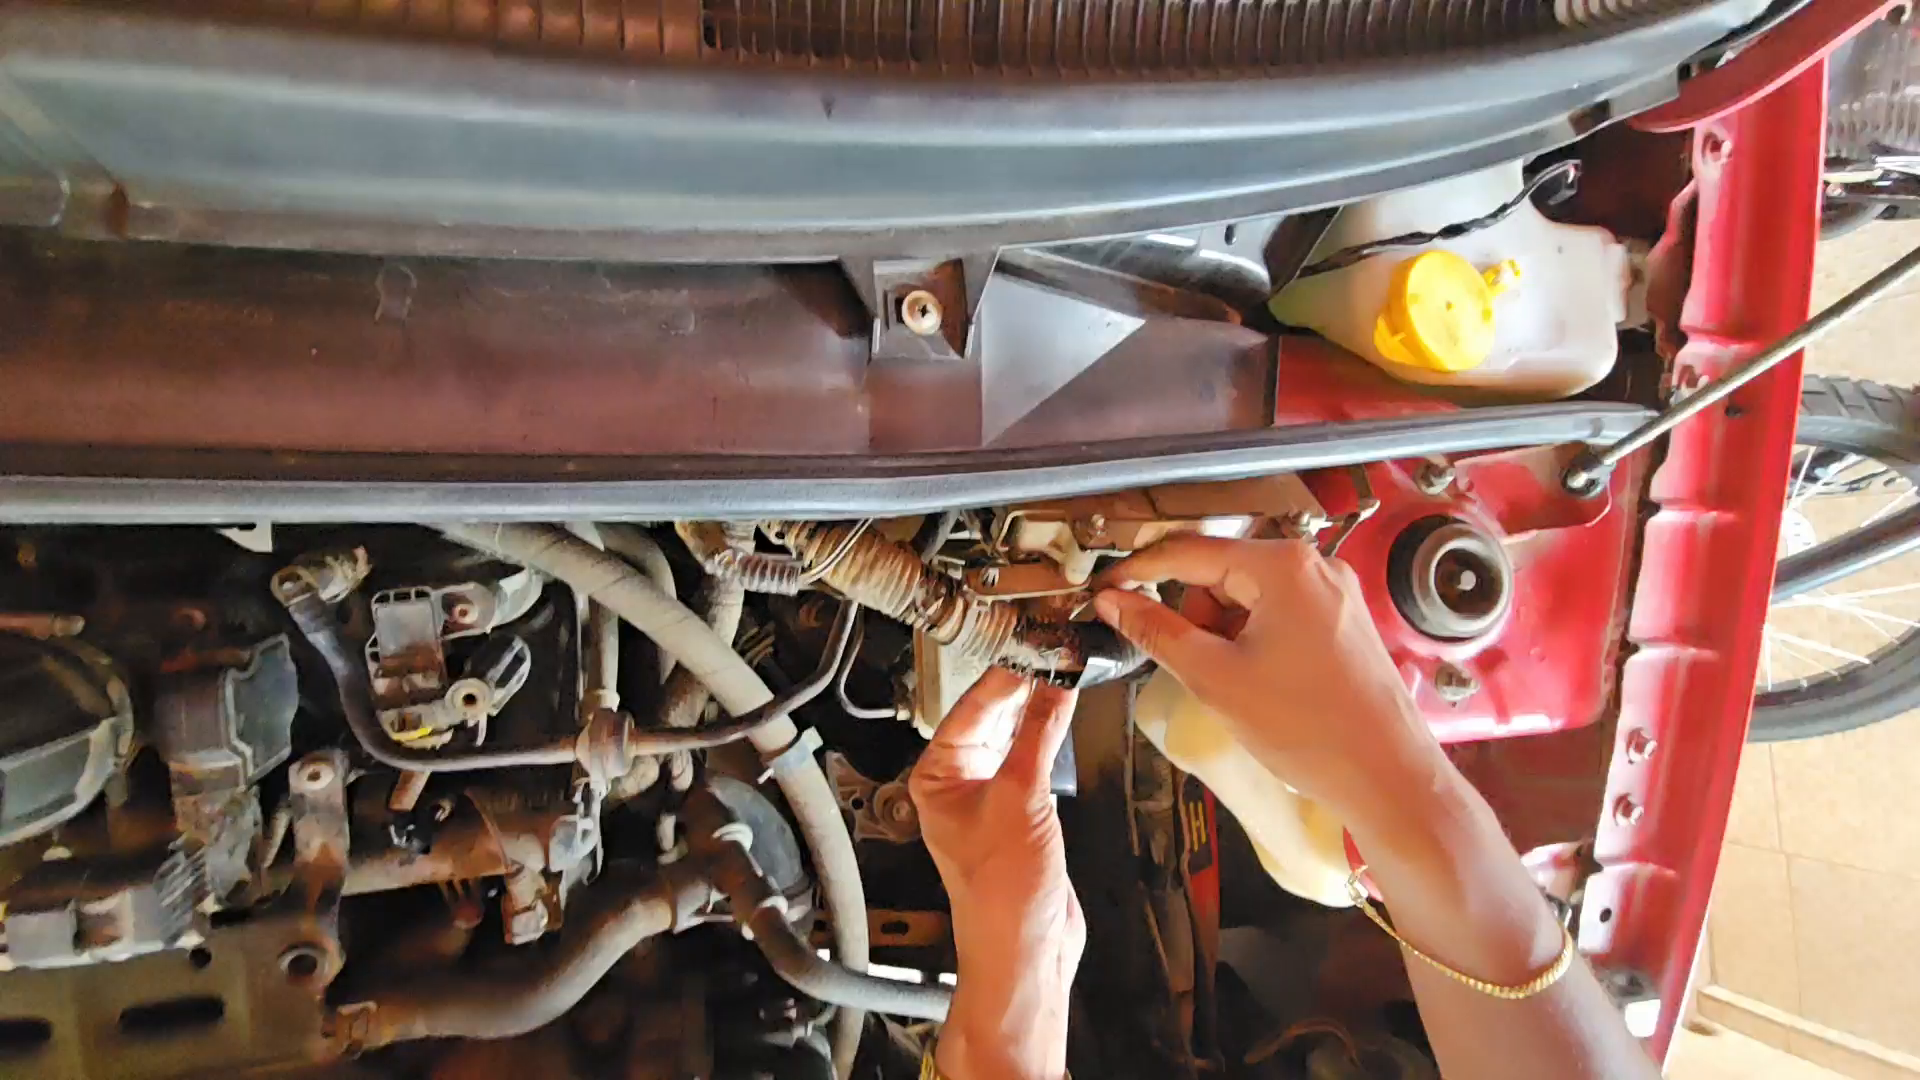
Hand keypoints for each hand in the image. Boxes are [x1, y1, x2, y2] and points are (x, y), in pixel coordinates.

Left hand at [910, 667, 1082, 1079]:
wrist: (1028, 951)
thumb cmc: (1003, 891)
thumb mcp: (1022, 798)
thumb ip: (1039, 735)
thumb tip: (1056, 682)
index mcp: (937, 774)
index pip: (970, 708)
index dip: (1003, 674)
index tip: (1033, 644)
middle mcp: (957, 780)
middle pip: (989, 716)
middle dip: (1020, 685)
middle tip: (1053, 650)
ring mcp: (989, 793)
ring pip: (1011, 734)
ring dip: (1035, 707)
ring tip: (1061, 669)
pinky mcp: (1019, 806)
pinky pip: (1030, 756)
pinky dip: (1046, 735)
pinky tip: (1062, 712)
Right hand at [1092, 535, 1447, 828]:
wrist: (1390, 780)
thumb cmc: (1305, 727)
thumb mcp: (1214, 676)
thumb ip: (1155, 630)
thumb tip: (1110, 601)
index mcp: (1281, 566)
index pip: (1188, 552)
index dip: (1138, 571)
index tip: (1102, 590)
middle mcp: (1312, 565)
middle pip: (1219, 573)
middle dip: (1194, 615)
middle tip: (1194, 665)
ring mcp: (1333, 591)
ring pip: (1245, 595)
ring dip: (1222, 631)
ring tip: (1234, 681)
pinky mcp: (1341, 618)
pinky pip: (1275, 612)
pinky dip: (1250, 638)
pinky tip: (1258, 680)